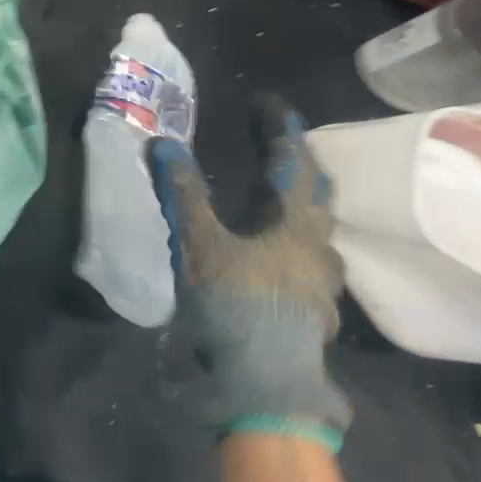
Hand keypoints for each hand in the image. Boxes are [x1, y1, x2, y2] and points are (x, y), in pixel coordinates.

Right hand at [148, 95, 351, 450]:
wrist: (266, 378)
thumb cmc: (235, 303)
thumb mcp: (199, 243)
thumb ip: (182, 193)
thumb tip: (160, 141)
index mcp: (297, 224)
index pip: (294, 164)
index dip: (282, 130)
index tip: (269, 103)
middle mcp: (319, 245)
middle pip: (317, 194)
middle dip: (300, 164)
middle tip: (277, 141)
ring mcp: (320, 277)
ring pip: (317, 226)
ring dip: (298, 201)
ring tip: (272, 190)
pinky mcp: (310, 301)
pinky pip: (306, 252)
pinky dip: (289, 233)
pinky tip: (270, 243)